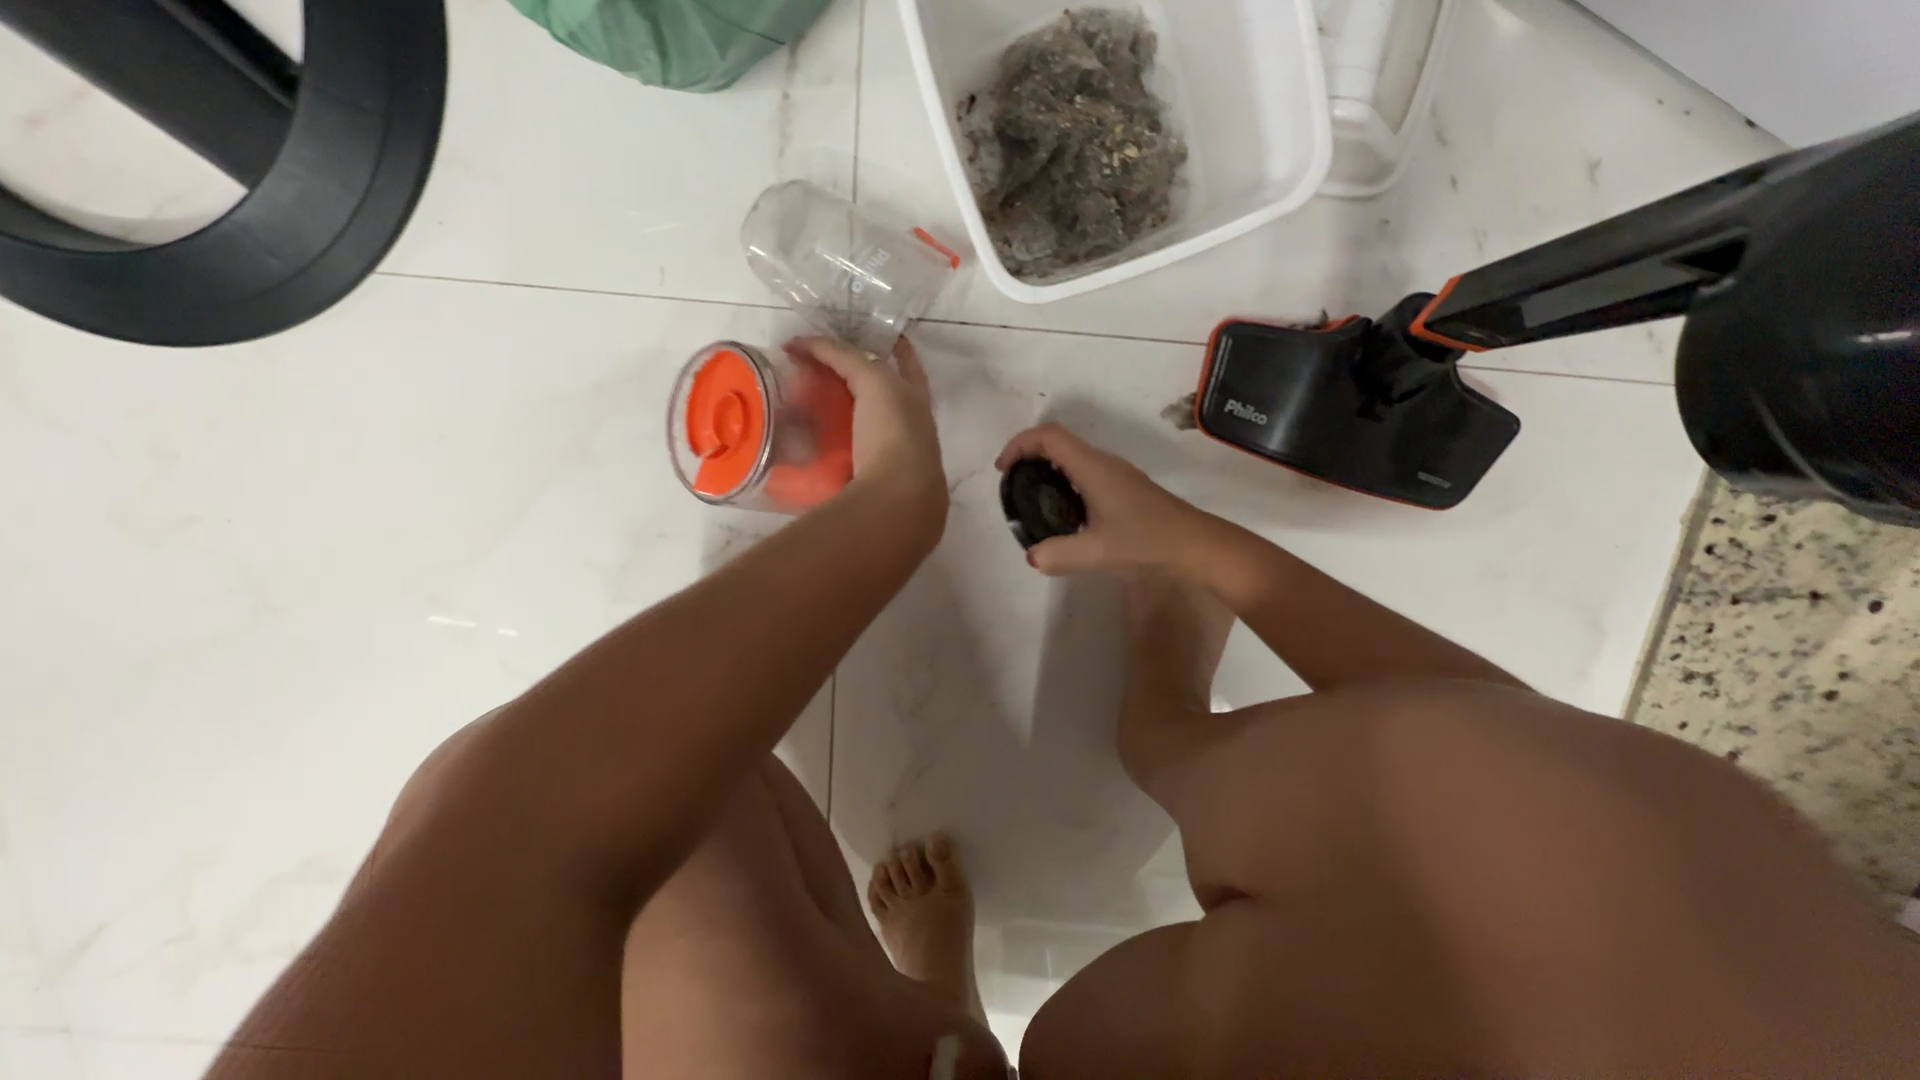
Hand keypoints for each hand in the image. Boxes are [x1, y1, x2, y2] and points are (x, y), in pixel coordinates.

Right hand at [785, 336, 945, 511]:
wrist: (896, 501)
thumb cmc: (894, 434)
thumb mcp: (875, 383)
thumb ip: (844, 357)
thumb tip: (802, 343)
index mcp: (918, 402)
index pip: (908, 366)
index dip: (896, 348)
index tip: (875, 338)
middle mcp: (910, 431)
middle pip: (885, 401)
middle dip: (860, 386)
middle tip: (823, 375)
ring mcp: (890, 461)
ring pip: (862, 433)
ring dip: (837, 422)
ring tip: (802, 410)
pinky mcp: (868, 487)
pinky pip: (841, 463)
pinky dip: (822, 454)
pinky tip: (799, 449)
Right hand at [994, 423, 1216, 576]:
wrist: (1197, 546)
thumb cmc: (1148, 542)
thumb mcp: (1097, 553)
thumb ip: (1058, 555)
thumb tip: (1032, 556)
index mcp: (1093, 468)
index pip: (1048, 437)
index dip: (1020, 444)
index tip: (1003, 469)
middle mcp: (1104, 464)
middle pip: (1058, 442)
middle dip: (1029, 456)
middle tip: (1013, 486)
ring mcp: (1117, 475)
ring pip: (1073, 458)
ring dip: (1047, 469)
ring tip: (1032, 500)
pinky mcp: (1126, 488)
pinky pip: (1085, 473)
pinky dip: (1064, 483)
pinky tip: (1065, 514)